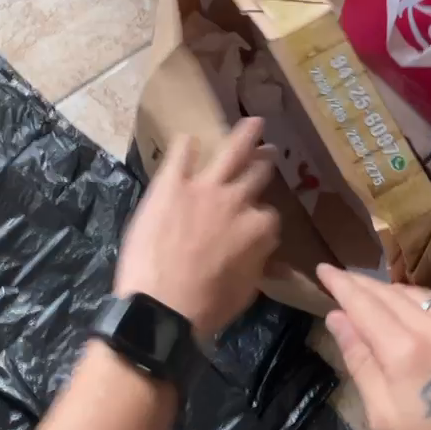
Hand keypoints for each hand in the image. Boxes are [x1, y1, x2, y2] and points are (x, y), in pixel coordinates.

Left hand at [115, 119, 279, 336]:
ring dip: (244, 136)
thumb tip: (263, 257)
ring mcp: (204, 188)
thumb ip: (257, 264)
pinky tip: (187, 139)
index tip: (254, 224)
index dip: (261, 219)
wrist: (161, 305)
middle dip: (264, 164)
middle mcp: (237, 201)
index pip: (269, 215)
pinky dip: (185, 145)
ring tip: (253, 122)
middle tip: (269, 153)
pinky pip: (180, 155)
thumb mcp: (245, 291)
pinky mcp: (171, 184)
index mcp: (258, 228)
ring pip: (230, 152)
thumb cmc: (205, 307)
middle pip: (256, 176)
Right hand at [316, 266, 430, 429]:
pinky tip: (412, 305)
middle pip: (388, 294)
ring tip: (369, 293)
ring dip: (388, 290)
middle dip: (360, 284)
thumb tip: (336, 318)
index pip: (363, 303)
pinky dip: (420, 298)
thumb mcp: (384, 419)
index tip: (322, 268)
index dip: (340, 283)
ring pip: (417, 295)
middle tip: (339, 278)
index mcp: (405, 352)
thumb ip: (360, 362)